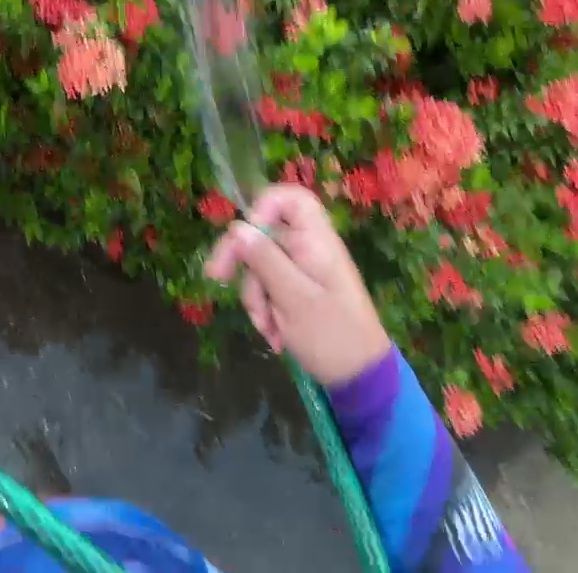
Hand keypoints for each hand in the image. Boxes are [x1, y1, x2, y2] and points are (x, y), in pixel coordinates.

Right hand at [203, 184, 391, 386]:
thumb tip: (236, 227)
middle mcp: (309, 248)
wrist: (360, 379)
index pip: (289, 198)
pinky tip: (273, 333)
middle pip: (263, 233)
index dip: (262, 207)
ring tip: (268, 327)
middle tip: (216, 277)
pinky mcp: (299, 290)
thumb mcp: (292, 298)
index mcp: (316, 241)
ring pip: (260, 263)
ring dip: (255, 295)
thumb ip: (264, 259)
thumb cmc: (331, 335)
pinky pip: (269, 286)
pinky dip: (265, 307)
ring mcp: (304, 269)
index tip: (245, 236)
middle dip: (242, 260)